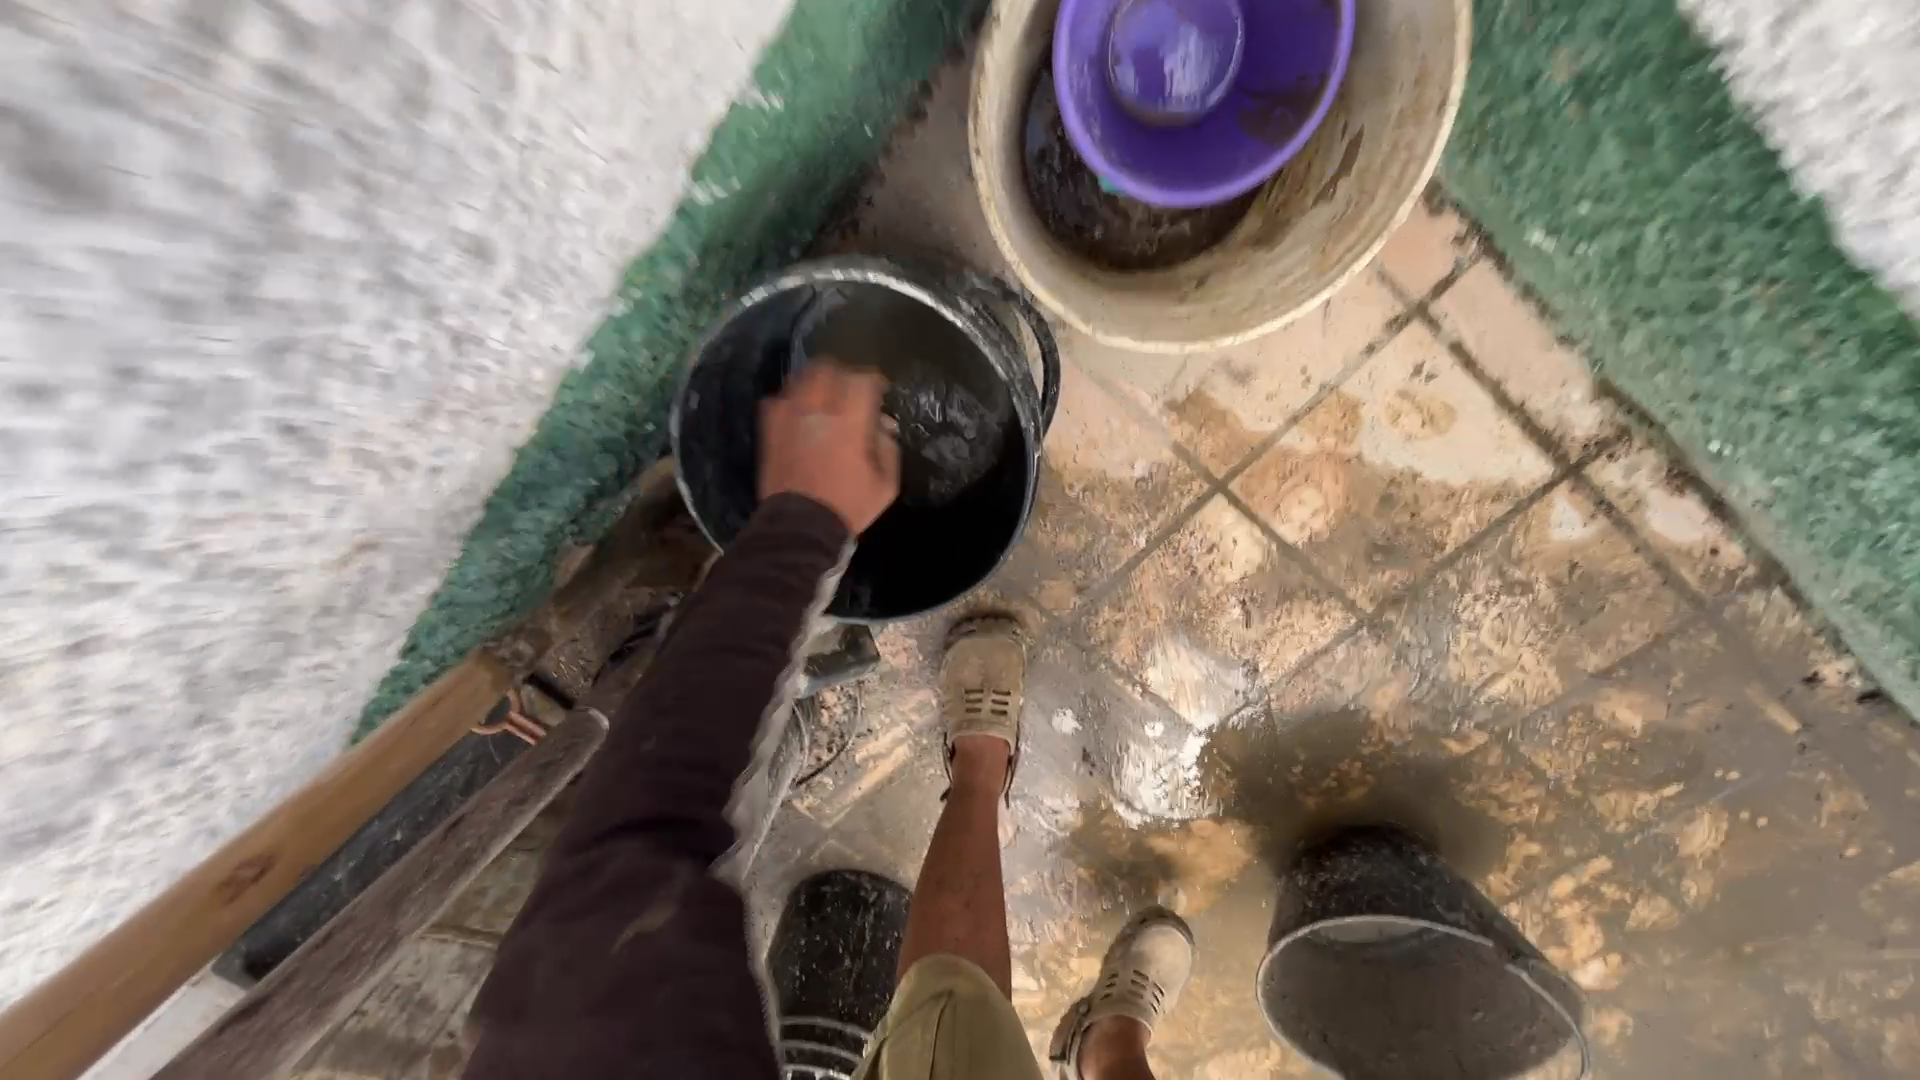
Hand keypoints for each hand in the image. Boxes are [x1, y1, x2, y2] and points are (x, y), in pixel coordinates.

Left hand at [759, 362, 900, 533]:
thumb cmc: (849, 506)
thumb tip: (884, 425)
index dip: (874, 380)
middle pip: (827, 369)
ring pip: (800, 380)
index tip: (880, 389)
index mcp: (850, 423)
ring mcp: (788, 418)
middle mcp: (817, 411)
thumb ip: (888, 448)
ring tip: (823, 397)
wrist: (801, 526)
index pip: (863, 380)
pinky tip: (798, 413)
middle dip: (842, 374)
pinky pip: (776, 400)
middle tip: (849, 388)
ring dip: (815, 383)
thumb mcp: (886, 485)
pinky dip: (790, 401)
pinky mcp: (769, 430)